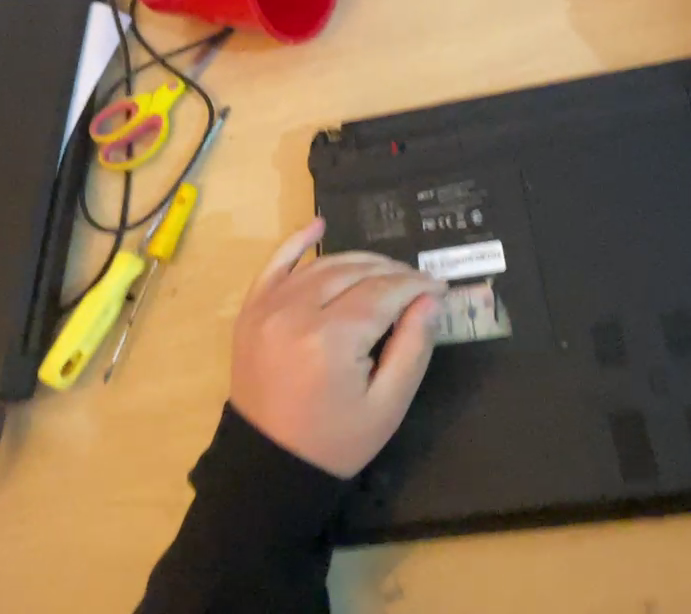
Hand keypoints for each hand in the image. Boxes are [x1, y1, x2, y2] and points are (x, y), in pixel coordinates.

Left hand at [230, 219, 446, 477]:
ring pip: (323, 265)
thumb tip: (431, 299)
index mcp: (332, 339)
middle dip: (392, 272)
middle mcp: (297, 312)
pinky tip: (320, 225)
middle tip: (417, 284)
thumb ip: (412, 347)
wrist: (268, 465)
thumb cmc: (334, 441)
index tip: (438, 288)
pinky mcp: (252, 310)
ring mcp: (269, 307)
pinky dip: (298, 242)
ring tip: (387, 271)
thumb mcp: (387, 406)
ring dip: (358, 261)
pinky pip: (276, 264)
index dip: (415, 286)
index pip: (384, 292)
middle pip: (355, 272)